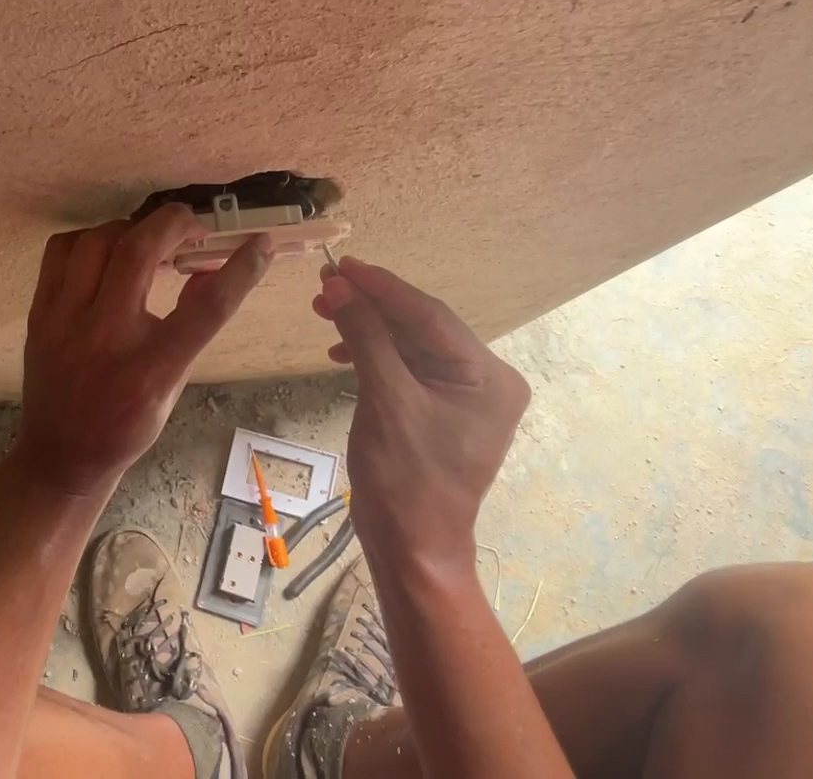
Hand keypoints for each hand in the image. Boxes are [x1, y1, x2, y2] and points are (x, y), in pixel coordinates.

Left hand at [15, 204, 273, 494]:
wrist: (61, 455)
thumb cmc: (126, 425)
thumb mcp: (172, 386)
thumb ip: (191, 328)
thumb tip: (210, 269)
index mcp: (150, 370)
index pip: (206, 309)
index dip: (240, 270)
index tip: (261, 243)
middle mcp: (105, 339)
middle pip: (138, 252)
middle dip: (173, 223)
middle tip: (193, 226)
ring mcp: (63, 322)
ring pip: (96, 241)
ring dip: (131, 228)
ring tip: (149, 239)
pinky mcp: (39, 313)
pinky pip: (60, 250)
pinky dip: (89, 238)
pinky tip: (106, 250)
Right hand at [313, 257, 530, 566]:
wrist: (411, 548)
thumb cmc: (406, 480)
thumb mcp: (386, 402)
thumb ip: (365, 337)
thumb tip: (337, 285)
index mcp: (489, 377)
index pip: (430, 316)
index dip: (383, 287)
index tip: (341, 264)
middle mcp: (484, 380)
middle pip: (420, 326)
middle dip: (371, 305)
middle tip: (324, 284)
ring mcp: (462, 395)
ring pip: (409, 344)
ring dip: (366, 327)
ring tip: (323, 310)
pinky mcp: (438, 408)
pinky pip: (405, 367)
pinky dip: (372, 354)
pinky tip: (340, 351)